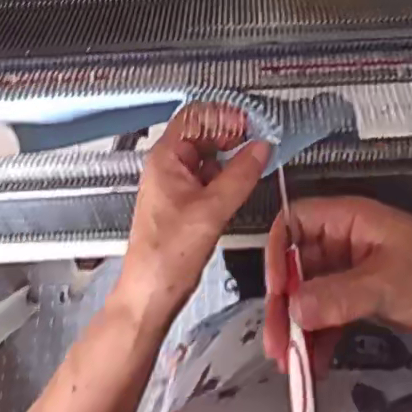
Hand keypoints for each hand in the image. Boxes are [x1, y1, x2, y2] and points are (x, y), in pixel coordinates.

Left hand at [117, 103, 269, 326]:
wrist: (150, 296)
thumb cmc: (168, 255)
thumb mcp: (212, 210)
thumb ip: (240, 174)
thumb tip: (261, 147)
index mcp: (165, 158)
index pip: (194, 116)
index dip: (222, 114)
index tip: (248, 123)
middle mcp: (167, 166)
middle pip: (201, 133)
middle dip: (229, 133)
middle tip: (256, 139)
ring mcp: (174, 184)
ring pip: (205, 155)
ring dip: (228, 153)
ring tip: (252, 160)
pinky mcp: (183, 202)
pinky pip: (206, 176)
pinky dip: (225, 173)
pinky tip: (240, 182)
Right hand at [262, 197, 411, 371]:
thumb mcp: (386, 282)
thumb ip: (338, 294)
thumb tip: (293, 307)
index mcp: (349, 218)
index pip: (295, 222)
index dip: (278, 252)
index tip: (274, 291)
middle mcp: (345, 239)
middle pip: (298, 264)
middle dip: (284, 302)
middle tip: (277, 343)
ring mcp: (353, 269)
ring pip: (310, 292)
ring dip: (298, 325)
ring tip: (291, 362)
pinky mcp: (363, 296)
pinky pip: (329, 312)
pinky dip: (319, 336)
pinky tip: (315, 363)